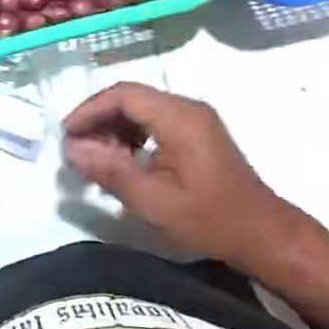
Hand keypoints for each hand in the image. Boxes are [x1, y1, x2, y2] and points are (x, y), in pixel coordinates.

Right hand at [61, 83, 318, 271]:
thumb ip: (110, 171)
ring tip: (95, 157)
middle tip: (77, 148)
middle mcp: (187, 108)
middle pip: (131, 97)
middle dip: (98, 119)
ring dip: (113, 127)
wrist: (262, 233)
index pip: (123, 95)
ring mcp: (195, 118)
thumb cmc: (209, 220)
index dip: (89, 110)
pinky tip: (122, 159)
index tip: (67, 134)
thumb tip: (72, 149)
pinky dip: (132, 134)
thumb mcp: (153, 202)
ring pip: (141, 108)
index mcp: (179, 118)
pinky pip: (155, 120)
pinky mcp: (197, 132)